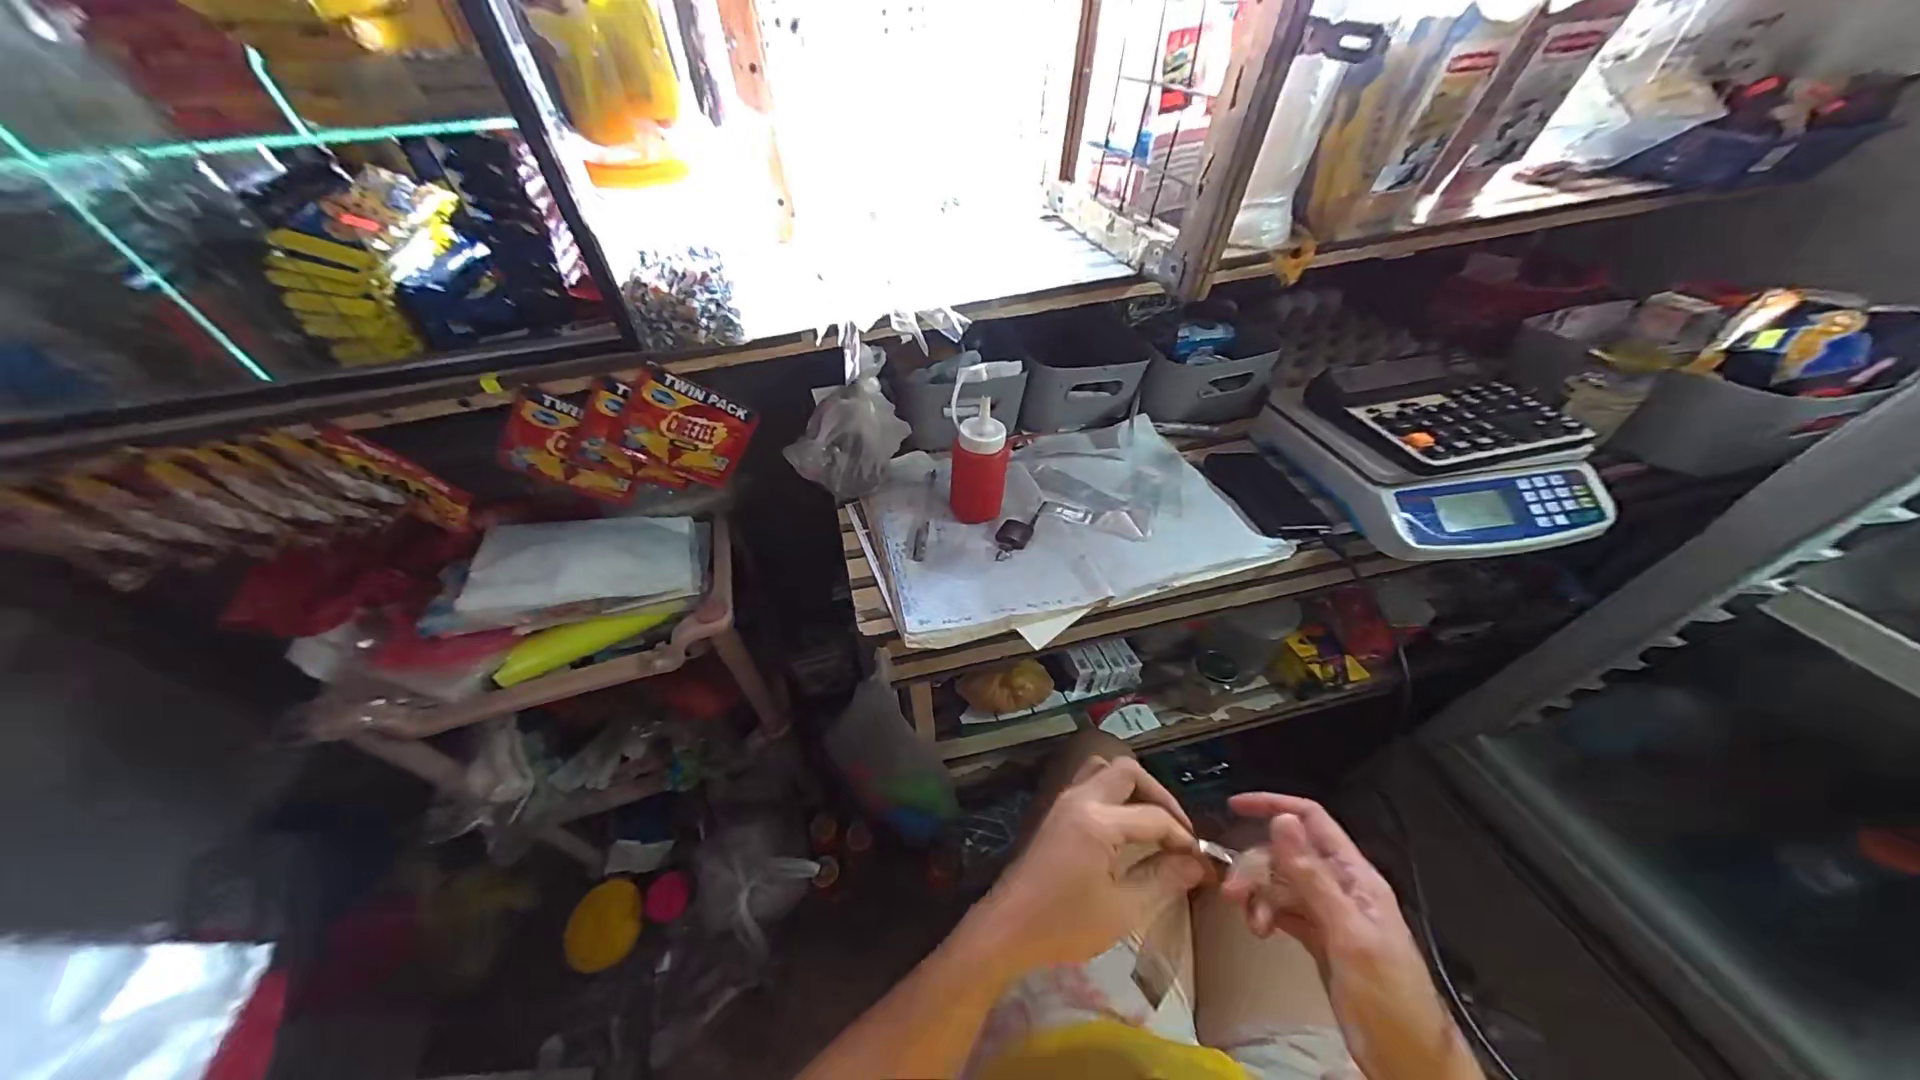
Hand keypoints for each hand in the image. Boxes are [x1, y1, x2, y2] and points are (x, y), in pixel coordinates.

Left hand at [964, 756, 1205, 975]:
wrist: (1009, 927)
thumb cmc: (1065, 924)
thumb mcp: (1123, 910)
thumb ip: (1162, 880)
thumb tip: (1196, 863)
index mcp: (1097, 821)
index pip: (1153, 816)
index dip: (1183, 838)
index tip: (1201, 862)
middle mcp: (1080, 799)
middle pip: (1127, 771)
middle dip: (1159, 796)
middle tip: (1177, 831)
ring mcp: (1064, 801)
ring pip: (1103, 769)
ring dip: (1132, 787)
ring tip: (1153, 822)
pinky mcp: (1056, 812)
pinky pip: (1089, 783)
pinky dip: (1113, 793)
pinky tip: (1125, 826)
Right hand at [1221, 793, 1481, 1079]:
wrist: (1410, 1063)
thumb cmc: (1389, 999)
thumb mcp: (1348, 933)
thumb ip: (1312, 876)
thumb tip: (1282, 820)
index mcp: (1355, 877)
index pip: (1313, 821)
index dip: (1276, 807)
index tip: (1237, 806)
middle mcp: (1340, 887)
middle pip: (1286, 855)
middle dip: (1256, 866)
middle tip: (1233, 892)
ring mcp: (1328, 914)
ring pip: (1280, 883)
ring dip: (1258, 895)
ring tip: (1252, 923)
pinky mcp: (1318, 938)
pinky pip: (1283, 910)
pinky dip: (1266, 914)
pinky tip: (1261, 930)